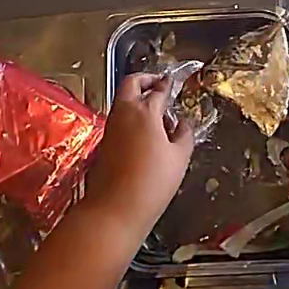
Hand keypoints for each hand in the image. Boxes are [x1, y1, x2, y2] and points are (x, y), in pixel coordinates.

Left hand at [79, 72, 194, 240]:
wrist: (115, 208)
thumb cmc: (152, 182)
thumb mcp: (180, 157)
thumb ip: (184, 134)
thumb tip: (182, 124)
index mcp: (145, 112)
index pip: (158, 89)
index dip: (167, 83)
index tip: (172, 81)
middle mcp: (124, 113)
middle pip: (131, 84)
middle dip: (146, 79)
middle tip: (159, 84)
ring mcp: (111, 127)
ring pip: (122, 100)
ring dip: (137, 97)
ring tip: (157, 111)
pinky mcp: (105, 142)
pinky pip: (119, 118)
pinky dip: (131, 115)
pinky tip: (145, 132)